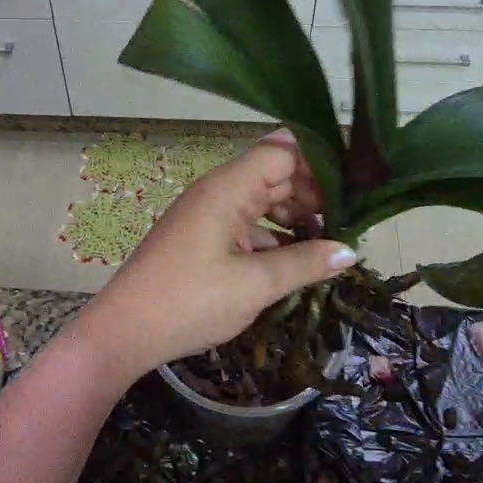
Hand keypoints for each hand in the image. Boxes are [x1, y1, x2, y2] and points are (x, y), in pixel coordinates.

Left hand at [71, 133, 357, 381]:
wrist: (126, 330)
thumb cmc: (191, 301)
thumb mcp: (255, 284)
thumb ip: (305, 263)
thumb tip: (350, 251)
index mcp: (228, 188)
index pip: (282, 152)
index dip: (320, 163)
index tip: (356, 186)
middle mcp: (217, 191)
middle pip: (274, 173)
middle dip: (314, 191)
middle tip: (353, 219)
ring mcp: (207, 214)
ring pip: (261, 200)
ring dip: (295, 215)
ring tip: (332, 239)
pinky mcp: (201, 238)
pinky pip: (245, 224)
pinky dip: (273, 236)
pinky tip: (297, 259)